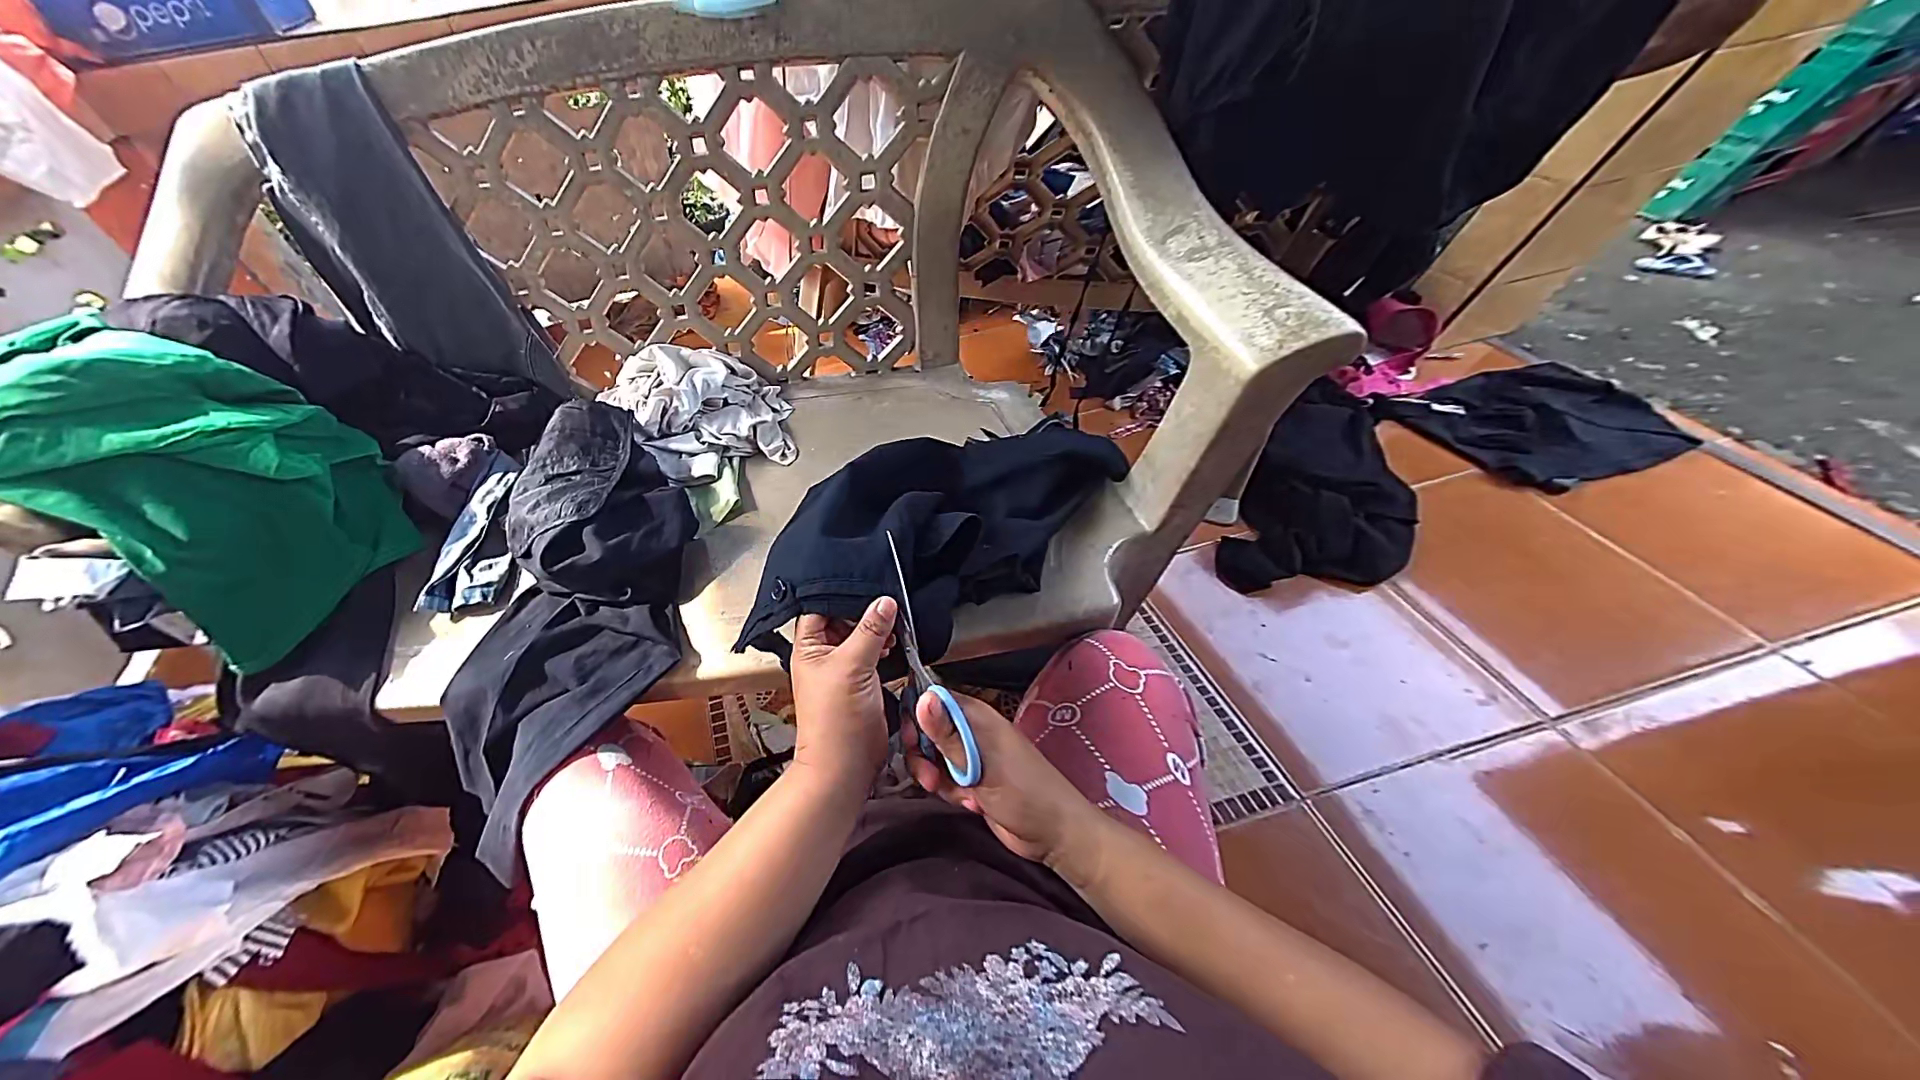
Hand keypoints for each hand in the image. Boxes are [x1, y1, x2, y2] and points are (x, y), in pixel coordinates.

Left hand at [788, 596, 897, 791]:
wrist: (846, 763)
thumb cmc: (835, 721)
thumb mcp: (853, 665)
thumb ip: (871, 630)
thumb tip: (885, 603)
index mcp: (807, 648)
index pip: (820, 607)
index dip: (841, 596)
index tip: (868, 589)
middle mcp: (822, 656)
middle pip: (842, 620)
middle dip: (864, 614)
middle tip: (885, 612)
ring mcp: (842, 670)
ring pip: (859, 637)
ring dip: (877, 631)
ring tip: (891, 631)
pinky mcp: (860, 682)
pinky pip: (872, 654)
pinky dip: (884, 647)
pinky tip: (894, 648)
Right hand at [904, 689, 1110, 876]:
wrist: (1054, 833)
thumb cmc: (1025, 793)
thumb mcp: (981, 765)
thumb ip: (948, 735)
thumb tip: (923, 697)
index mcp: (976, 716)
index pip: (933, 701)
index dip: (917, 719)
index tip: (911, 743)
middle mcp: (972, 731)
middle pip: (928, 732)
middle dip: (923, 756)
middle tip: (930, 777)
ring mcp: (973, 757)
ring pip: (934, 759)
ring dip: (937, 778)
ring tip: (957, 794)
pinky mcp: (973, 781)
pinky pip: (946, 780)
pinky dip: (950, 792)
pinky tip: (970, 803)